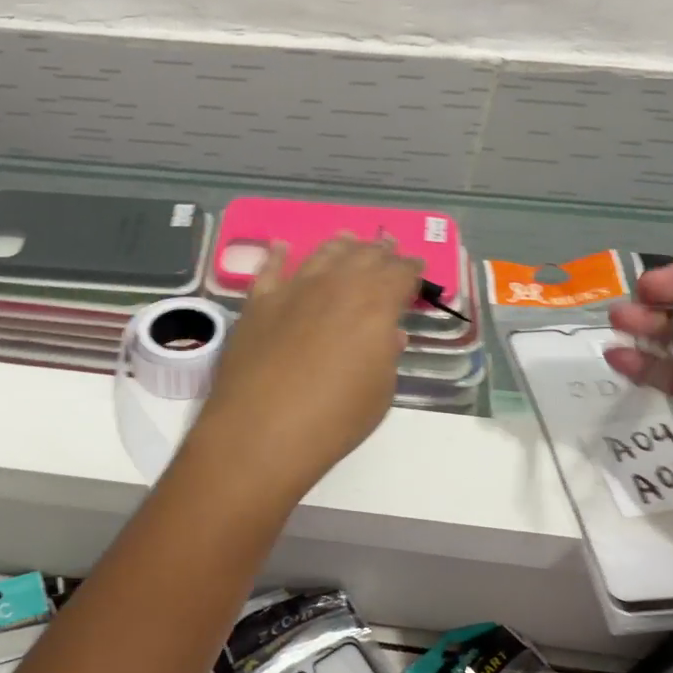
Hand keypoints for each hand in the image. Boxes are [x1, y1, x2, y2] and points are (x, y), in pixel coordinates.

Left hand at [185, 234, 422, 498]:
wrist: (261, 432)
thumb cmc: (333, 420)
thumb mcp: (379, 394)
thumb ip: (386, 356)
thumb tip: (387, 333)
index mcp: (375, 305)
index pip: (400, 274)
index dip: (410, 270)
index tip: (415, 270)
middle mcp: (336, 286)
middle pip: (363, 257)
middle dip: (379, 252)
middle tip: (387, 248)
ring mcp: (292, 290)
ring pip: (321, 255)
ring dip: (339, 246)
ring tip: (348, 240)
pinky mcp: (257, 303)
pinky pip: (269, 269)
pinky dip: (278, 255)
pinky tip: (282, 247)